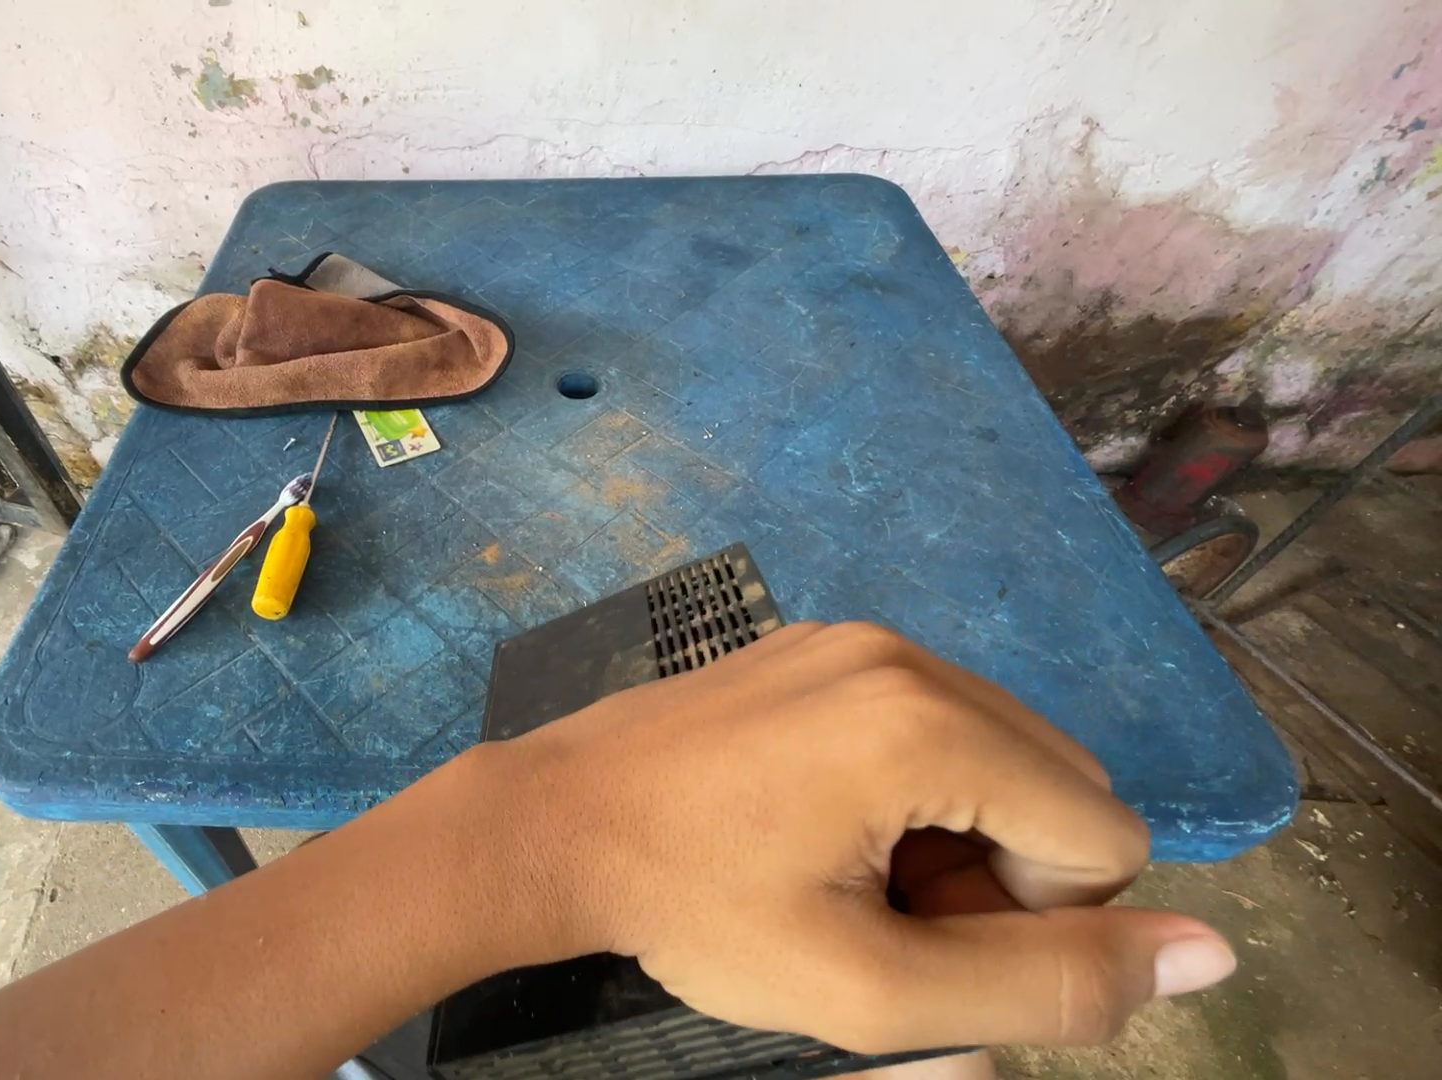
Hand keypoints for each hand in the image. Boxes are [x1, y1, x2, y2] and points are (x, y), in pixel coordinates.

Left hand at [485, 621, 1236, 1053]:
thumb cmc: (693, 903)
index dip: (1036, 916)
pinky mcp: (801, 647)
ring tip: (836, 860)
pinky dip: (899, 776)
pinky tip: (806, 811)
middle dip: (999, 864)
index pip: (1103, 833)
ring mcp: (840, 638)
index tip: (917, 930)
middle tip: (875, 901)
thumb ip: (1051, 986)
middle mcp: (894, 652)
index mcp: (923, 718)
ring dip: (949, 823)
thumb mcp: (872, 985)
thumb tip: (1212, 954)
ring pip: (985, 746)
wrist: (557, 818)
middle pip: (1051, 777)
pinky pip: (911, 712)